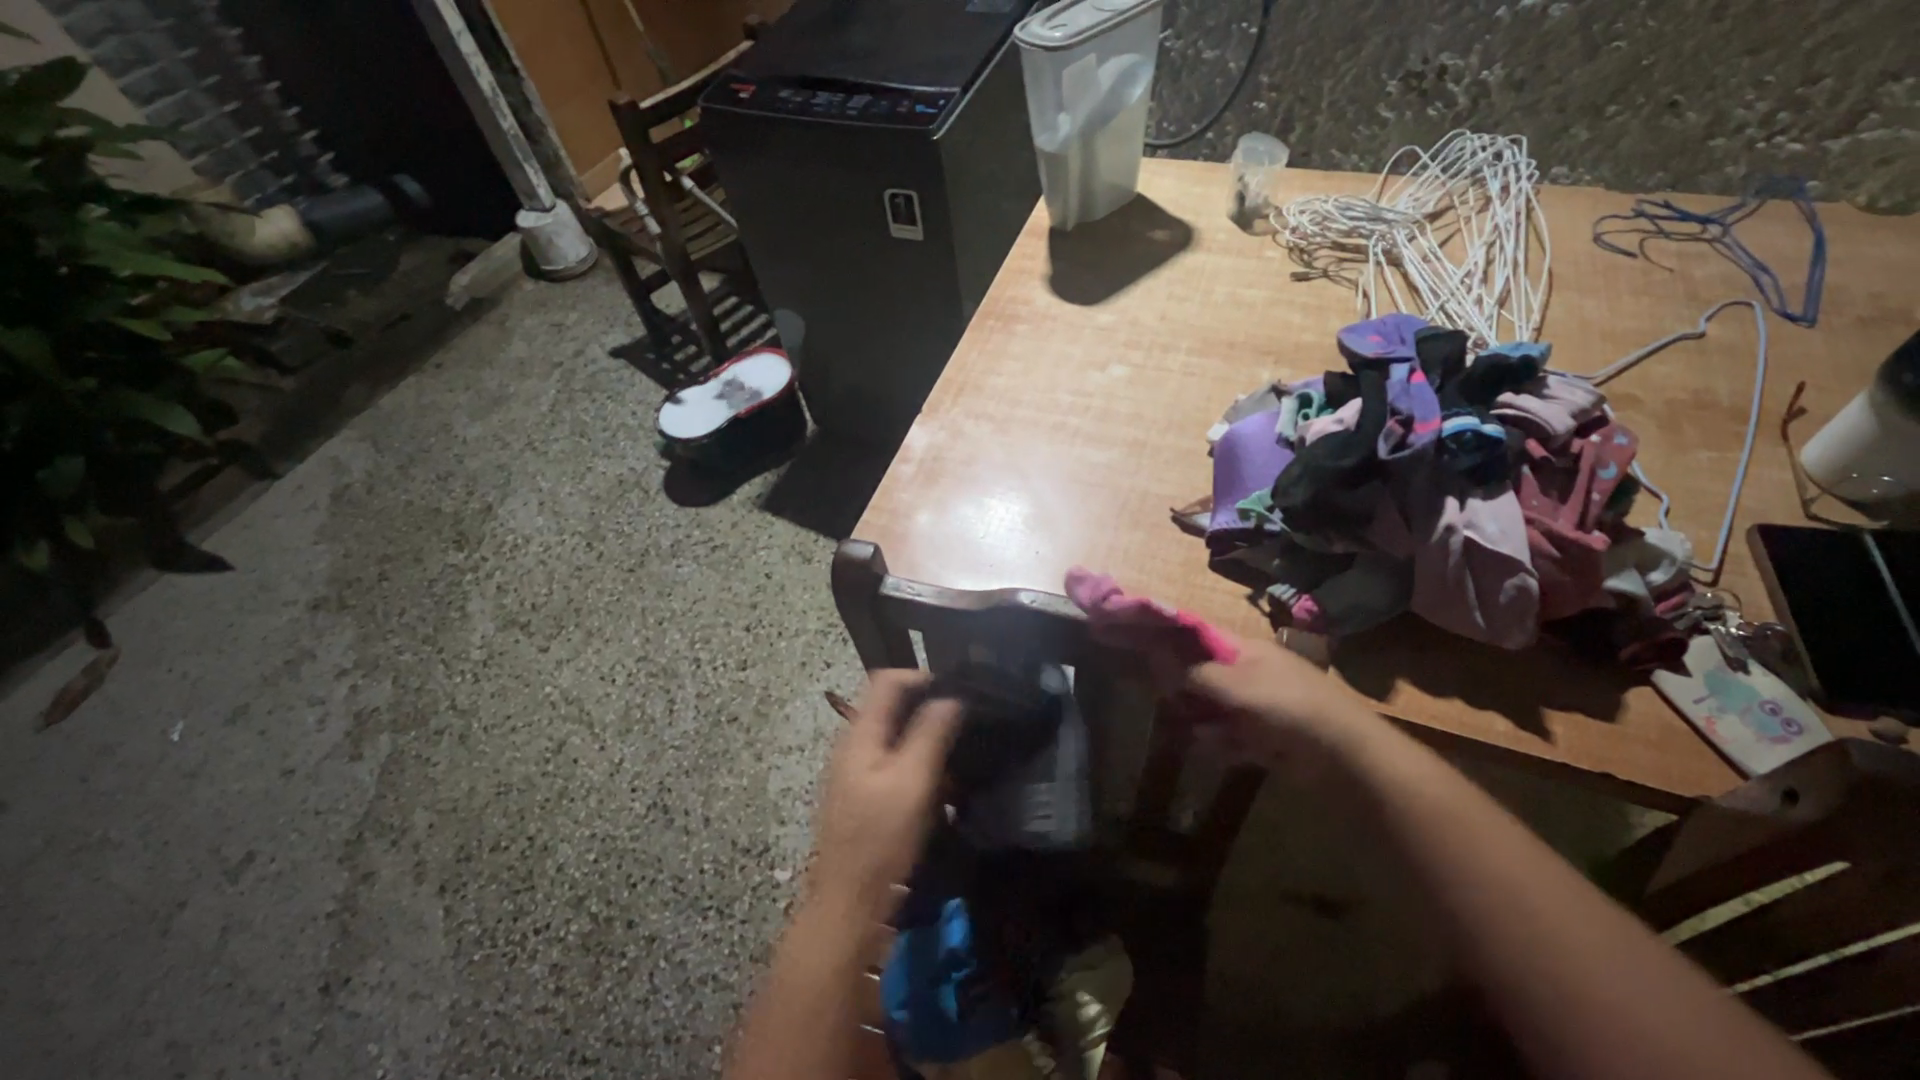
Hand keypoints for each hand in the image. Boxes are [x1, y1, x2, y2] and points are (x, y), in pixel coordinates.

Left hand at [811, 670, 961, 919]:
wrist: (850, 904)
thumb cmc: (881, 839)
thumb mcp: (913, 781)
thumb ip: (930, 733)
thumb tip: (950, 695)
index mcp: (859, 734)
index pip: (887, 680)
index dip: (922, 677)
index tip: (960, 691)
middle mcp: (853, 747)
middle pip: (892, 709)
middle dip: (929, 711)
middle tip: (966, 724)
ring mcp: (855, 775)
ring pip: (896, 741)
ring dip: (928, 744)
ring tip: (961, 757)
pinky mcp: (864, 800)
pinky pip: (895, 769)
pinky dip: (919, 770)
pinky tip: (943, 789)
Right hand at [1154, 632, 1376, 774]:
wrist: (1342, 752)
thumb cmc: (1286, 705)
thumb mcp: (1235, 684)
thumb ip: (1194, 672)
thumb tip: (1157, 657)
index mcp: (1244, 650)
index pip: (1197, 635)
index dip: (1169, 638)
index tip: (1138, 646)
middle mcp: (1248, 674)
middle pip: (1201, 675)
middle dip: (1183, 691)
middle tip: (1169, 703)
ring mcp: (1256, 707)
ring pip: (1212, 710)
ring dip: (1202, 722)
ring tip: (1203, 733)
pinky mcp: (1263, 738)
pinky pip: (1230, 737)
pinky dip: (1223, 744)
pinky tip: (1224, 751)